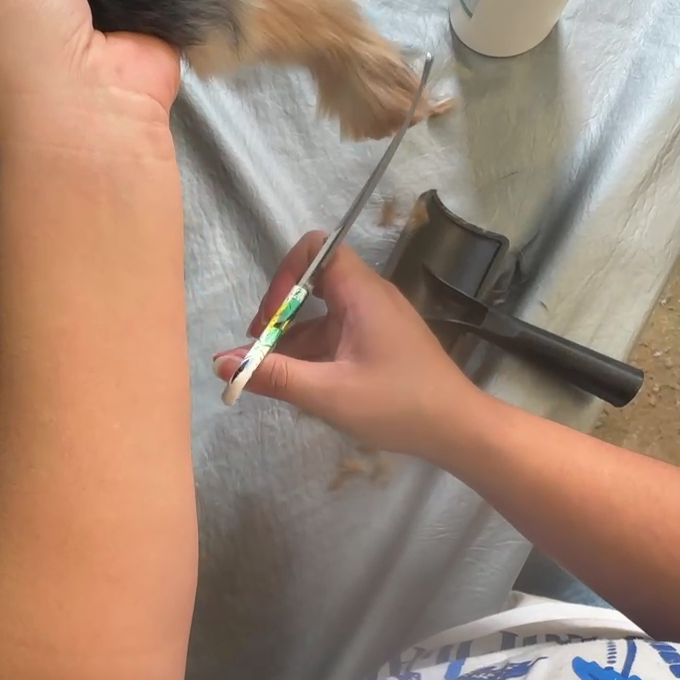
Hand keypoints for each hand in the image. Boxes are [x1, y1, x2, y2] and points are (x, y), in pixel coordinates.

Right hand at [213, 232, 484, 457]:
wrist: (458, 430)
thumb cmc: (398, 406)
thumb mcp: (328, 393)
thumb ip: (274, 376)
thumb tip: (221, 364)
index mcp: (362, 294)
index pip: (316, 249)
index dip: (285, 276)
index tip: (270, 319)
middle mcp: (369, 297)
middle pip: (312, 283)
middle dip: (279, 314)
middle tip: (259, 350)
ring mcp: (375, 320)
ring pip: (321, 315)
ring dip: (292, 341)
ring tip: (270, 378)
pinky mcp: (378, 341)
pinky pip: (335, 335)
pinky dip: (312, 354)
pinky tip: (298, 385)